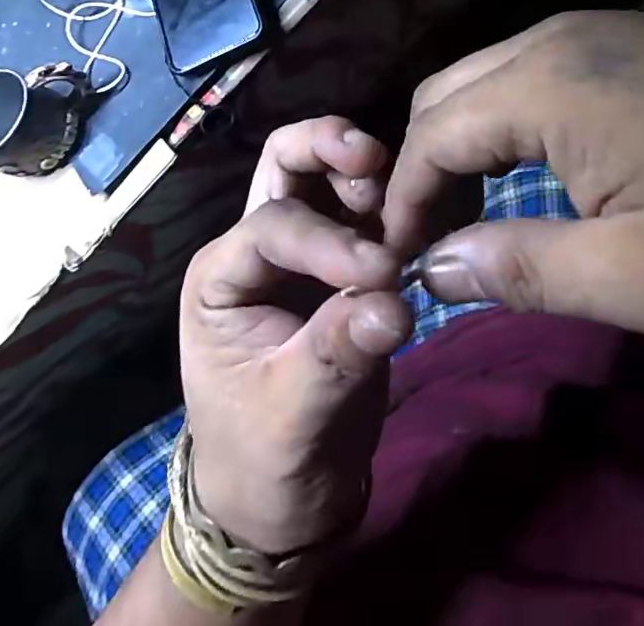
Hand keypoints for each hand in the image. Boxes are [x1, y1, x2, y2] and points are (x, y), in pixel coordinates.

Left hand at [181, 118, 408, 555]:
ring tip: (403, 194)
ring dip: (362, 170)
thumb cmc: (263, 458)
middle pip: (284, 164)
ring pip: (323, 176)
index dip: (326, 242)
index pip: (272, 227)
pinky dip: (391, 204)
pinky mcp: (343, 269)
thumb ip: (335, 355)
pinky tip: (422, 214)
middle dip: (325, 146)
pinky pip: (365, 215)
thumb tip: (394, 304)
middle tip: (372, 156)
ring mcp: (301, 252)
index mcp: (221, 276)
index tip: (384, 274)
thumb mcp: (292, 417)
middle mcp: (255, 249)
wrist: (281, 497)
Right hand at [382, 11, 643, 344]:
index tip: (400, 258)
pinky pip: (525, 75)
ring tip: (469, 208)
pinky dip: (501, 124)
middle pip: (442, 96)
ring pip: (482, 81)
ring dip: (460, 143)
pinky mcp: (626, 41)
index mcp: (548, 85)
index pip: (431, 136)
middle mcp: (554, 39)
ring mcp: (592, 32)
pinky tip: (525, 168)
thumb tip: (433, 270)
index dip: (403, 200)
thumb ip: (522, 270)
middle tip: (432, 236)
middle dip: (422, 166)